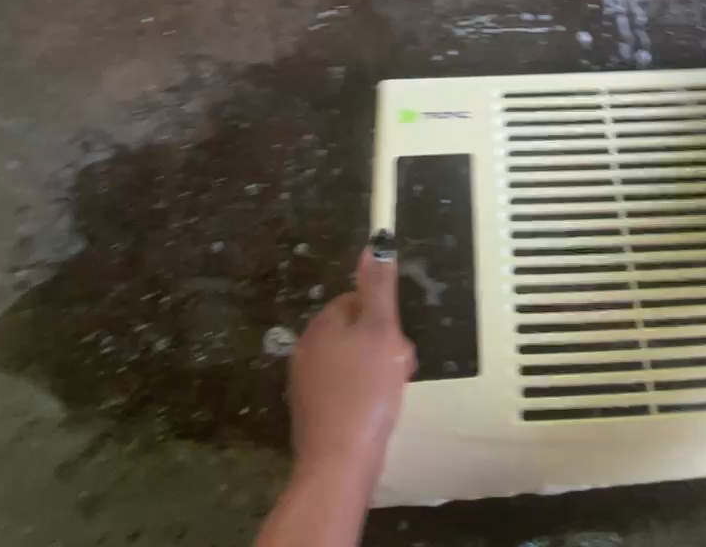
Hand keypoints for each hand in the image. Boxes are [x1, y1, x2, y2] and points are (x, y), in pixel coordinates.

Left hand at [287, 245, 415, 486]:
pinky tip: (375, 410)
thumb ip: (378, 287)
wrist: (339, 461)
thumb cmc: (365, 390)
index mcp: (322, 325)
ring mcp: (306, 382)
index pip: (357, 302)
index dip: (384, 319)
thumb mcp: (381, 331)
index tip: (399, 342)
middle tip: (399, 369)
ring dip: (375, 370)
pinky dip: (361, 394)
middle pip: (355, 331)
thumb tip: (374, 243)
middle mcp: (307, 348)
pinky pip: (343, 388)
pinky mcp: (312, 411)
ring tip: (390, 392)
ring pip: (351, 361)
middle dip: (382, 346)